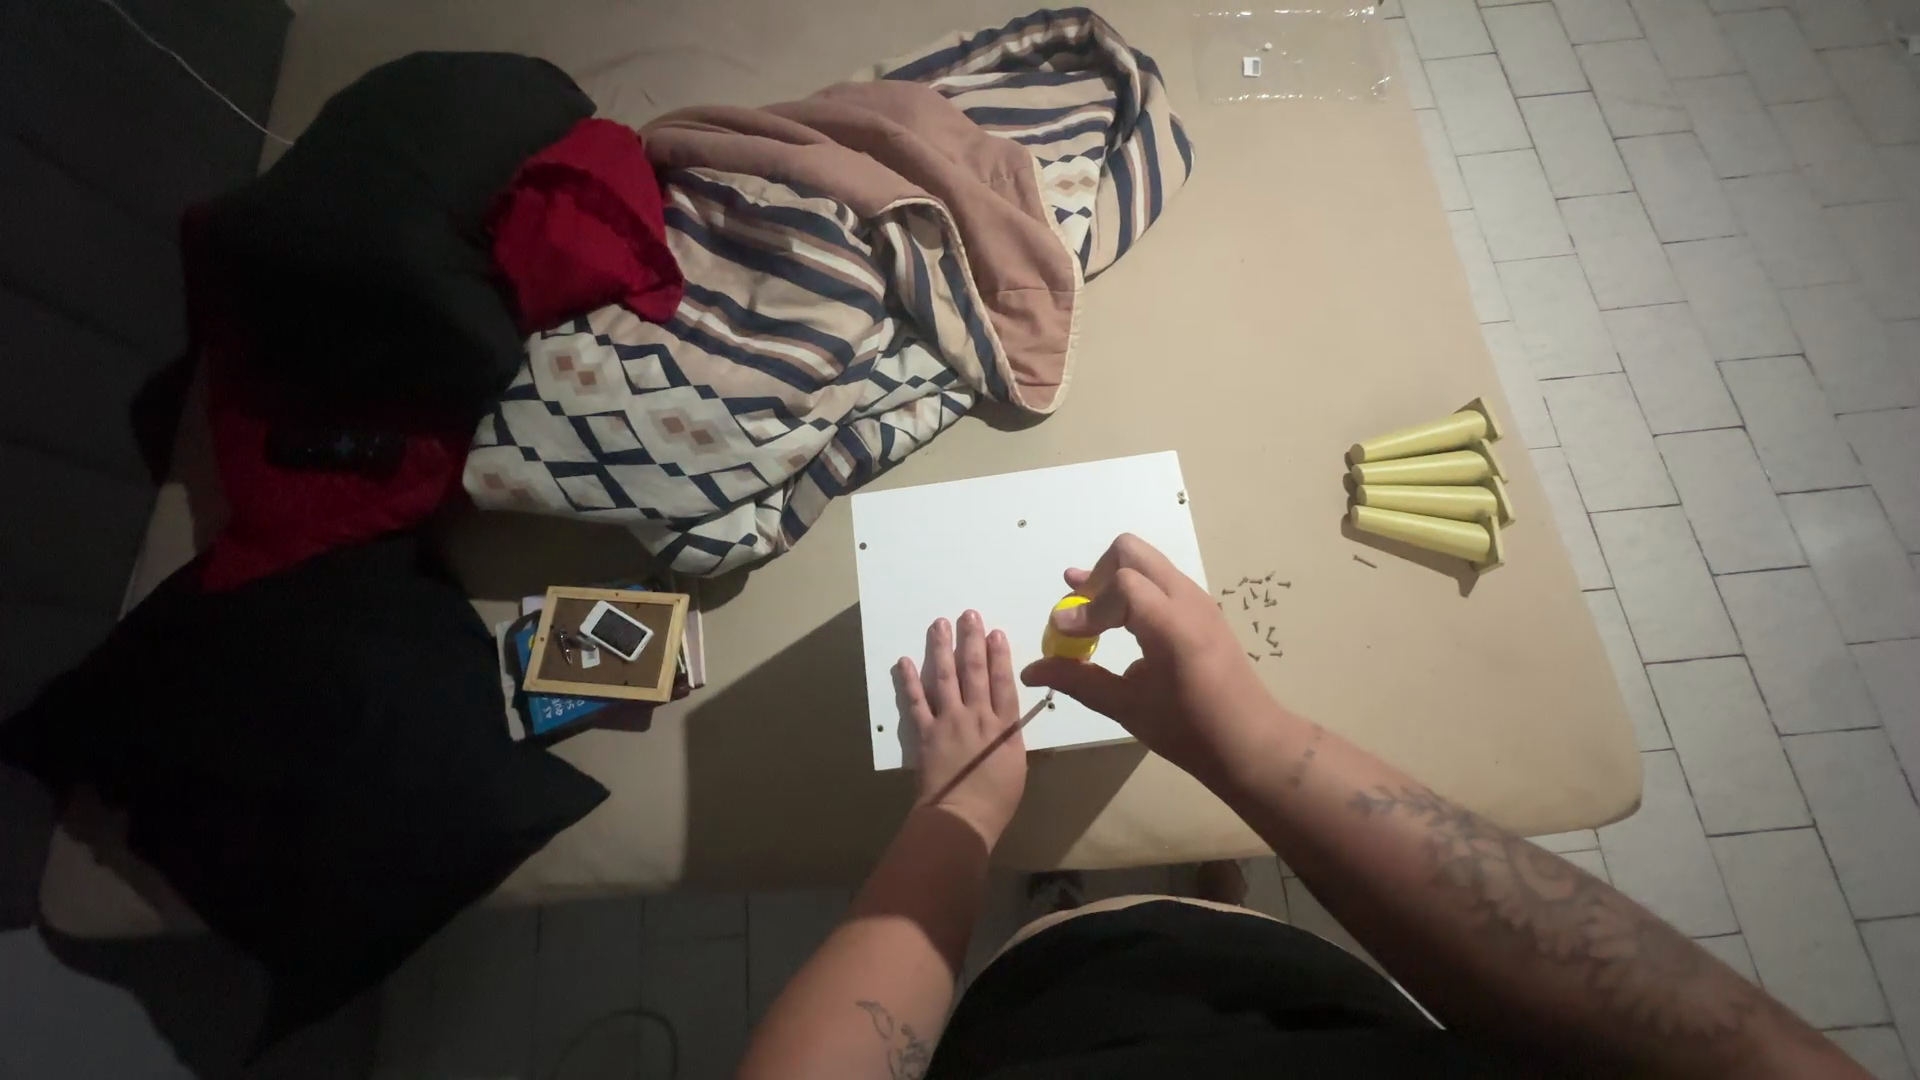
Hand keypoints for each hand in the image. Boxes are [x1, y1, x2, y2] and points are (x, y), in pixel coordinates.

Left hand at [894, 610, 1027, 844]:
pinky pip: (916, 702)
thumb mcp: (1016, 766)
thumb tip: (1005, 720)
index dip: (1000, 655)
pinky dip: (910, 681)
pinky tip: (905, 661)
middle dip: (972, 640)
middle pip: (975, 671)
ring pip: (945, 677)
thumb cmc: (996, 800)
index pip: (1003, 682)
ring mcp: (949, 722)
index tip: (996, 632)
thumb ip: (1009, 737)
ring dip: (942, 649)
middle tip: (969, 615)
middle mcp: (977, 716)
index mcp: (1003, 726)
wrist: (961, 818)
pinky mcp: (926, 733)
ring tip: (940, 624)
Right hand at [1020, 534, 1280, 786]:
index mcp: (1173, 627)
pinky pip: (1157, 578)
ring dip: (1111, 579)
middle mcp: (1188, 600)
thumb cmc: (1190, 732)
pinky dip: (1130, 588)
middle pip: (1129, 552)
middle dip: (1096, 576)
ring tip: (1086, 611)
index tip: (1063, 633)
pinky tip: (1115, 619)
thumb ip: (1077, 681)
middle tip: (1080, 613)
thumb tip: (1030, 670)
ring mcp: (1197, 598)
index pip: (1120, 585)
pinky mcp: (1199, 606)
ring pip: (1144, 560)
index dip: (1085, 606)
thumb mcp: (1127, 708)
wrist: (1250, 742)